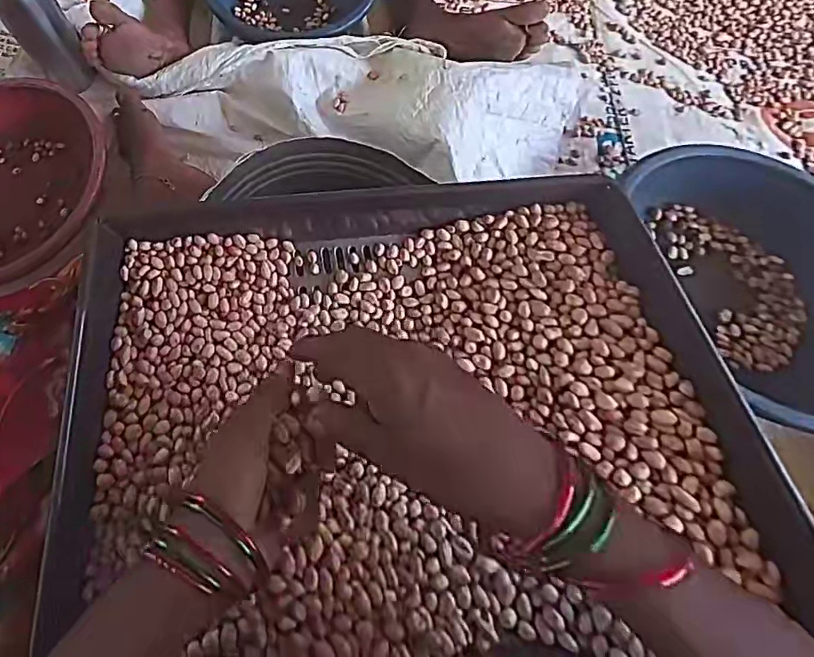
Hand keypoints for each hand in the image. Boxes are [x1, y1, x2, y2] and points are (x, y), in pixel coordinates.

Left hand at [185, 370, 321, 559]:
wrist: (225, 539)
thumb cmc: (231, 475)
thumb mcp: (249, 427)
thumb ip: (271, 395)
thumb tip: (287, 360)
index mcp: (253, 424)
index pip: (296, 408)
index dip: (310, 412)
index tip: (318, 417)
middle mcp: (269, 450)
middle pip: (311, 440)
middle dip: (312, 452)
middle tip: (307, 462)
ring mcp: (280, 483)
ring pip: (315, 474)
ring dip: (303, 488)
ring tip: (286, 498)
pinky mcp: (290, 514)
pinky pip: (312, 505)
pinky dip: (300, 512)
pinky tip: (284, 517)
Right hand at [291, 327, 557, 538]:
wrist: (522, 475)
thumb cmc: (447, 470)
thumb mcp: (387, 454)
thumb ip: (344, 425)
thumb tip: (312, 411)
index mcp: (384, 371)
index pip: (335, 348)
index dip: (310, 350)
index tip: (291, 355)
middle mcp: (404, 352)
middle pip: (355, 339)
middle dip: (330, 350)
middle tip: (313, 373)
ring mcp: (428, 355)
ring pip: (377, 344)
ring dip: (354, 356)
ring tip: (342, 386)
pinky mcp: (445, 365)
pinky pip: (398, 352)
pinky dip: (377, 361)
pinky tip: (378, 391)